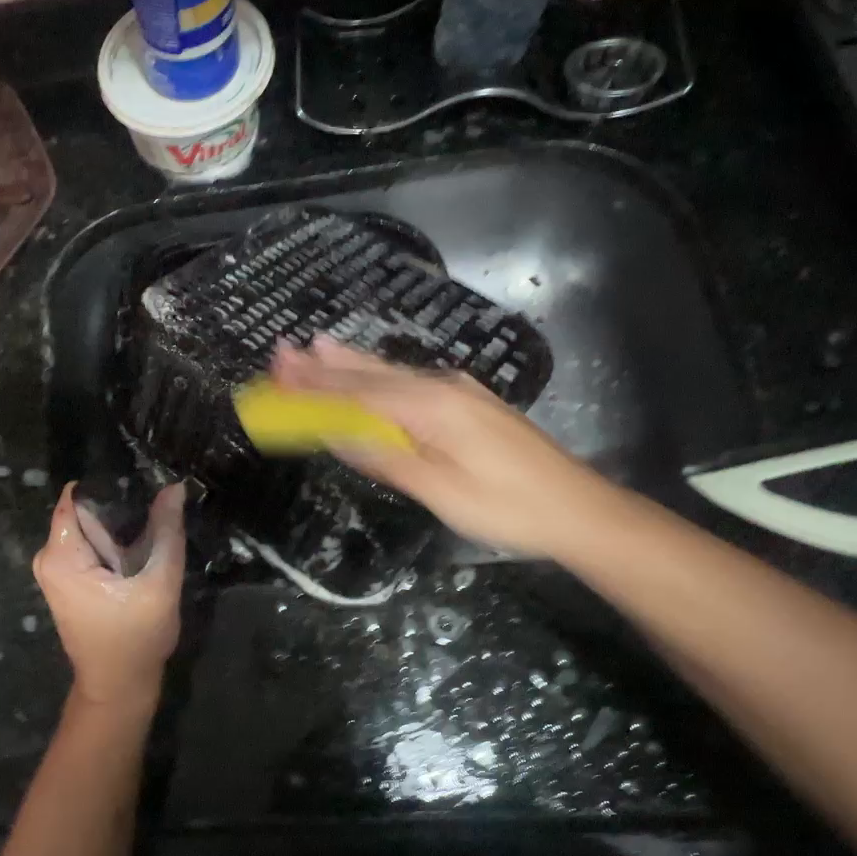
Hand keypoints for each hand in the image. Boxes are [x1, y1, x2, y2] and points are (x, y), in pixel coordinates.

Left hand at [32, 482, 185, 706]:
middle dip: (117, 507)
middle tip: (155, 506)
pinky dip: (111, 543)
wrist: (118, 687)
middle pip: (83, 511)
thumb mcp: (159, 584)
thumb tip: (173, 486)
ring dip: (117, 526)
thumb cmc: (136, 639)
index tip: (142, 482)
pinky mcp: (66, 579)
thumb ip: (166, 532)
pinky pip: (88, 545)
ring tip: (151, 526)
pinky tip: (137, 547)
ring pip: (89, 528)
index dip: (109, 485)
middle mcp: (48, 557)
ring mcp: (55, 569)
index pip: (76, 496)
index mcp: (60, 556)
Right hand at [270, 336, 634, 558]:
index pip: (356, 392)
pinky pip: (407, 381)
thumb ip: (386, 457)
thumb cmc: (508, 507)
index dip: (313, 384)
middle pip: (370, 374)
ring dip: (348, 364)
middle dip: (323, 366)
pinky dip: (375, 375)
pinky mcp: (467, 403)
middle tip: (282, 352)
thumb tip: (335, 432)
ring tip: (315, 346)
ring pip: (390, 373)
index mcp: (430, 407)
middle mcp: (440, 387)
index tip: (276, 372)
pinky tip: (369, 369)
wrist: (580, 509)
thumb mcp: (441, 491)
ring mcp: (457, 392)